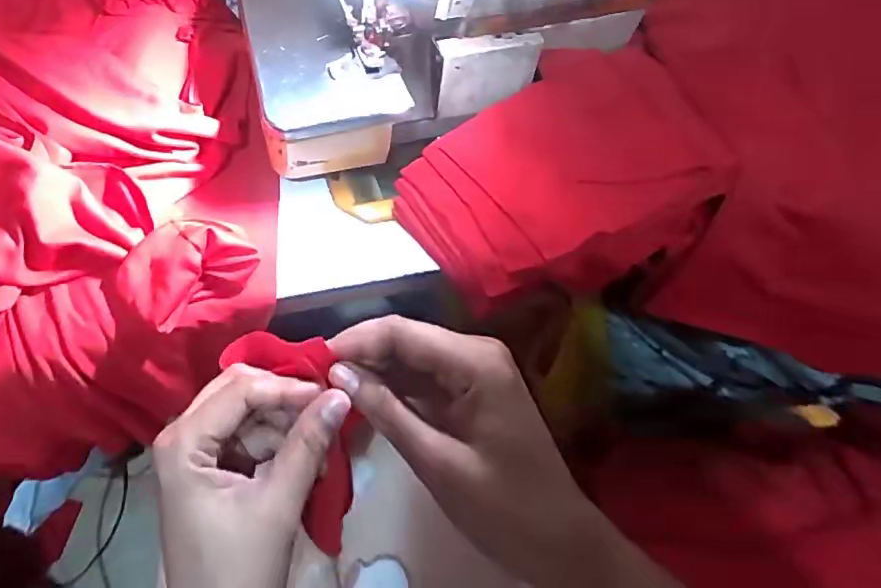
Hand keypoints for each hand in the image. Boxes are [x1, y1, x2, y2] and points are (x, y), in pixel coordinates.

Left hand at [155, 362, 351, 587]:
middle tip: (324, 410)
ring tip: (321, 450)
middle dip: (283, 401)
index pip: (239, 389)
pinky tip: (304, 459)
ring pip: (245, 413)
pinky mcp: (206, 467)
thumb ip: (307, 445)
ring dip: (284, 425)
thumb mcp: (276, 506)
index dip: (285, 387)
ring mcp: (191, 449)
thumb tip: (340, 395)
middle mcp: (180, 433)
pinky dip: (276, 444)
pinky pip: (245, 436)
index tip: (327, 393)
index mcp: (182, 440)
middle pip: (238, 392)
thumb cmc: (237, 572)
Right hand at [327, 316, 675, 587]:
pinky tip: (362, 396)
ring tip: (330, 383)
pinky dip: (391, 386)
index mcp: (474, 360)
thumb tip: (338, 373)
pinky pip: (421, 376)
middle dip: (360, 353)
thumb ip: (387, 413)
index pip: (400, 332)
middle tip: (316, 374)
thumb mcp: (439, 464)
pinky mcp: (468, 387)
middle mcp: (473, 351)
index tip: (315, 360)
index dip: (354, 340)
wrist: (565, 548)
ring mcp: (473, 368)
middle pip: (403, 338)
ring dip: (372, 369)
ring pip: (408, 356)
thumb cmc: (507, 509)